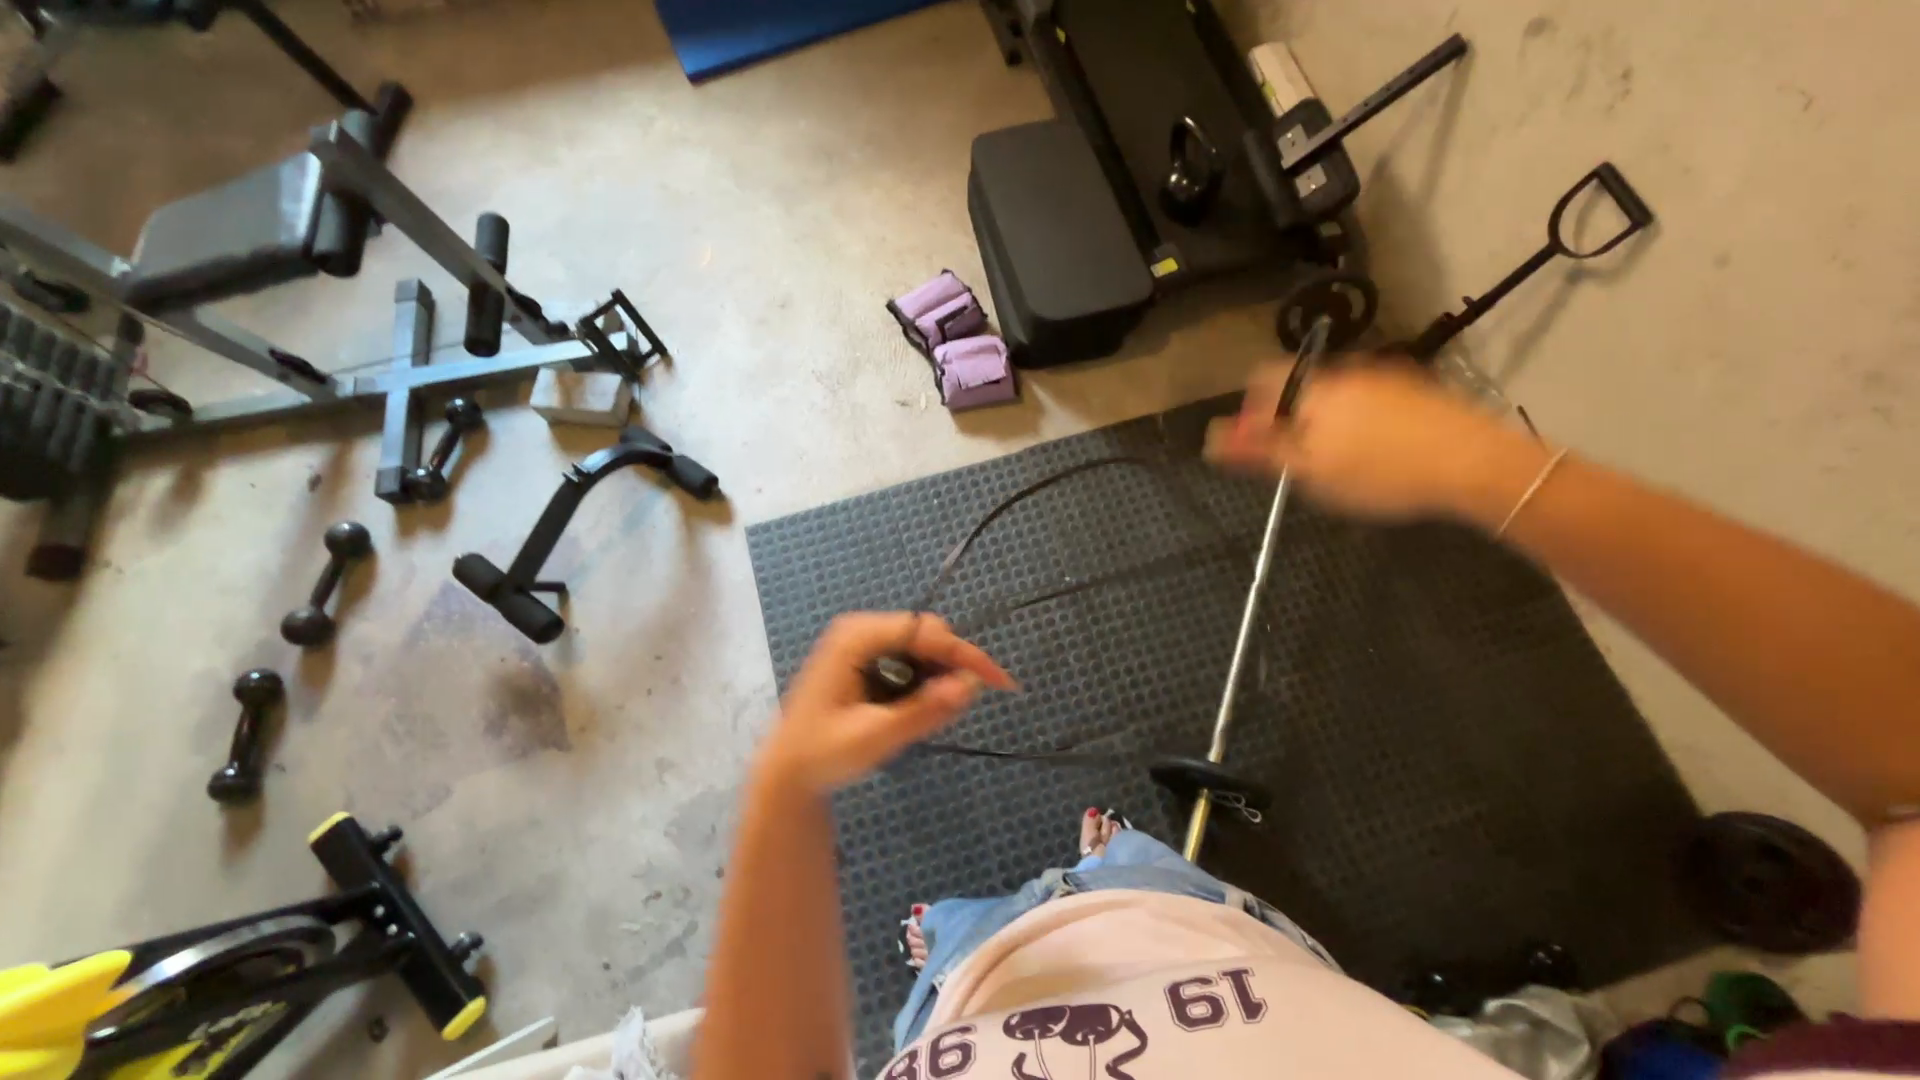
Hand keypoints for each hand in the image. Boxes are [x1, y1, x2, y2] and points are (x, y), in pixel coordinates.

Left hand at [760, 612, 1015, 793]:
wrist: (786, 773)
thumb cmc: (822, 754)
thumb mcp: (876, 736)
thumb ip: (924, 710)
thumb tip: (971, 685)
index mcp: (856, 638)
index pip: (925, 631)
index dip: (965, 653)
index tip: (1000, 682)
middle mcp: (860, 631)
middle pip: (926, 635)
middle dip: (951, 666)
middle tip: (958, 708)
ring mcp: (861, 644)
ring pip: (920, 648)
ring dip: (936, 677)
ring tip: (928, 717)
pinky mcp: (864, 660)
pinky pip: (907, 661)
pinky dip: (922, 683)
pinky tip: (913, 711)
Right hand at [1204, 359, 1548, 523]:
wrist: (1474, 464)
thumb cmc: (1380, 473)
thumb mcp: (1310, 470)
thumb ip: (1258, 450)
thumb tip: (1210, 437)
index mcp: (1313, 388)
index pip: (1262, 380)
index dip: (1252, 412)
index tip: (1262, 447)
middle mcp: (1346, 372)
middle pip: (1301, 386)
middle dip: (1292, 419)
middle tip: (1302, 462)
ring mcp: (1385, 377)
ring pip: (1337, 394)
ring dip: (1327, 422)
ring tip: (1341, 463)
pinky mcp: (1416, 390)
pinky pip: (1370, 401)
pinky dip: (1361, 422)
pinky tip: (1379, 455)